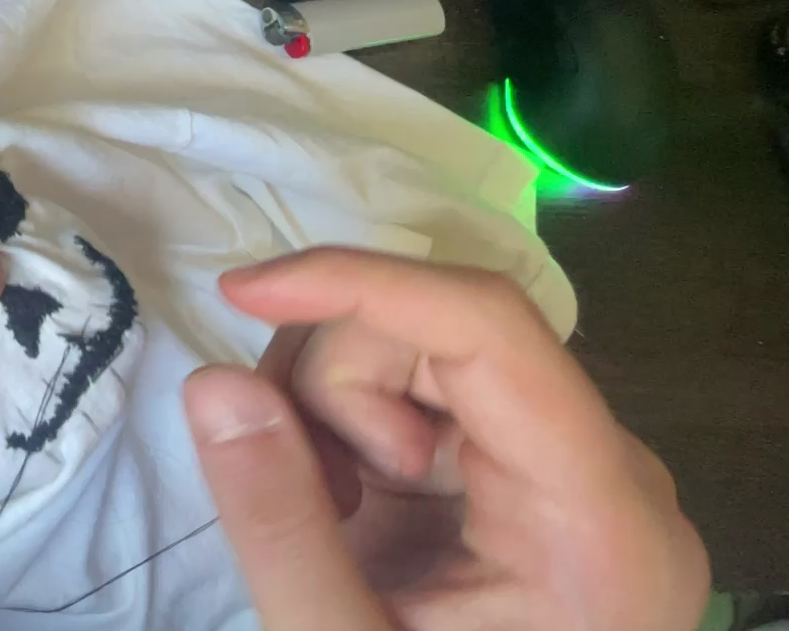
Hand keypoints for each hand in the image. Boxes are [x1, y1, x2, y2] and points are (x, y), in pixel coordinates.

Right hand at [184, 249, 708, 630]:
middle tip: (316, 487)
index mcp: (595, 513)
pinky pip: (384, 368)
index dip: (355, 282)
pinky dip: (326, 411)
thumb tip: (213, 381)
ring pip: (389, 338)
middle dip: (324, 384)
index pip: (485, 326)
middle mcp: (590, 456)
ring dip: (317, 400)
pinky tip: (342, 490)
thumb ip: (279, 525)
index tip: (235, 290)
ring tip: (329, 500)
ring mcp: (545, 446)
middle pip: (418, 329)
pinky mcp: (494, 445)